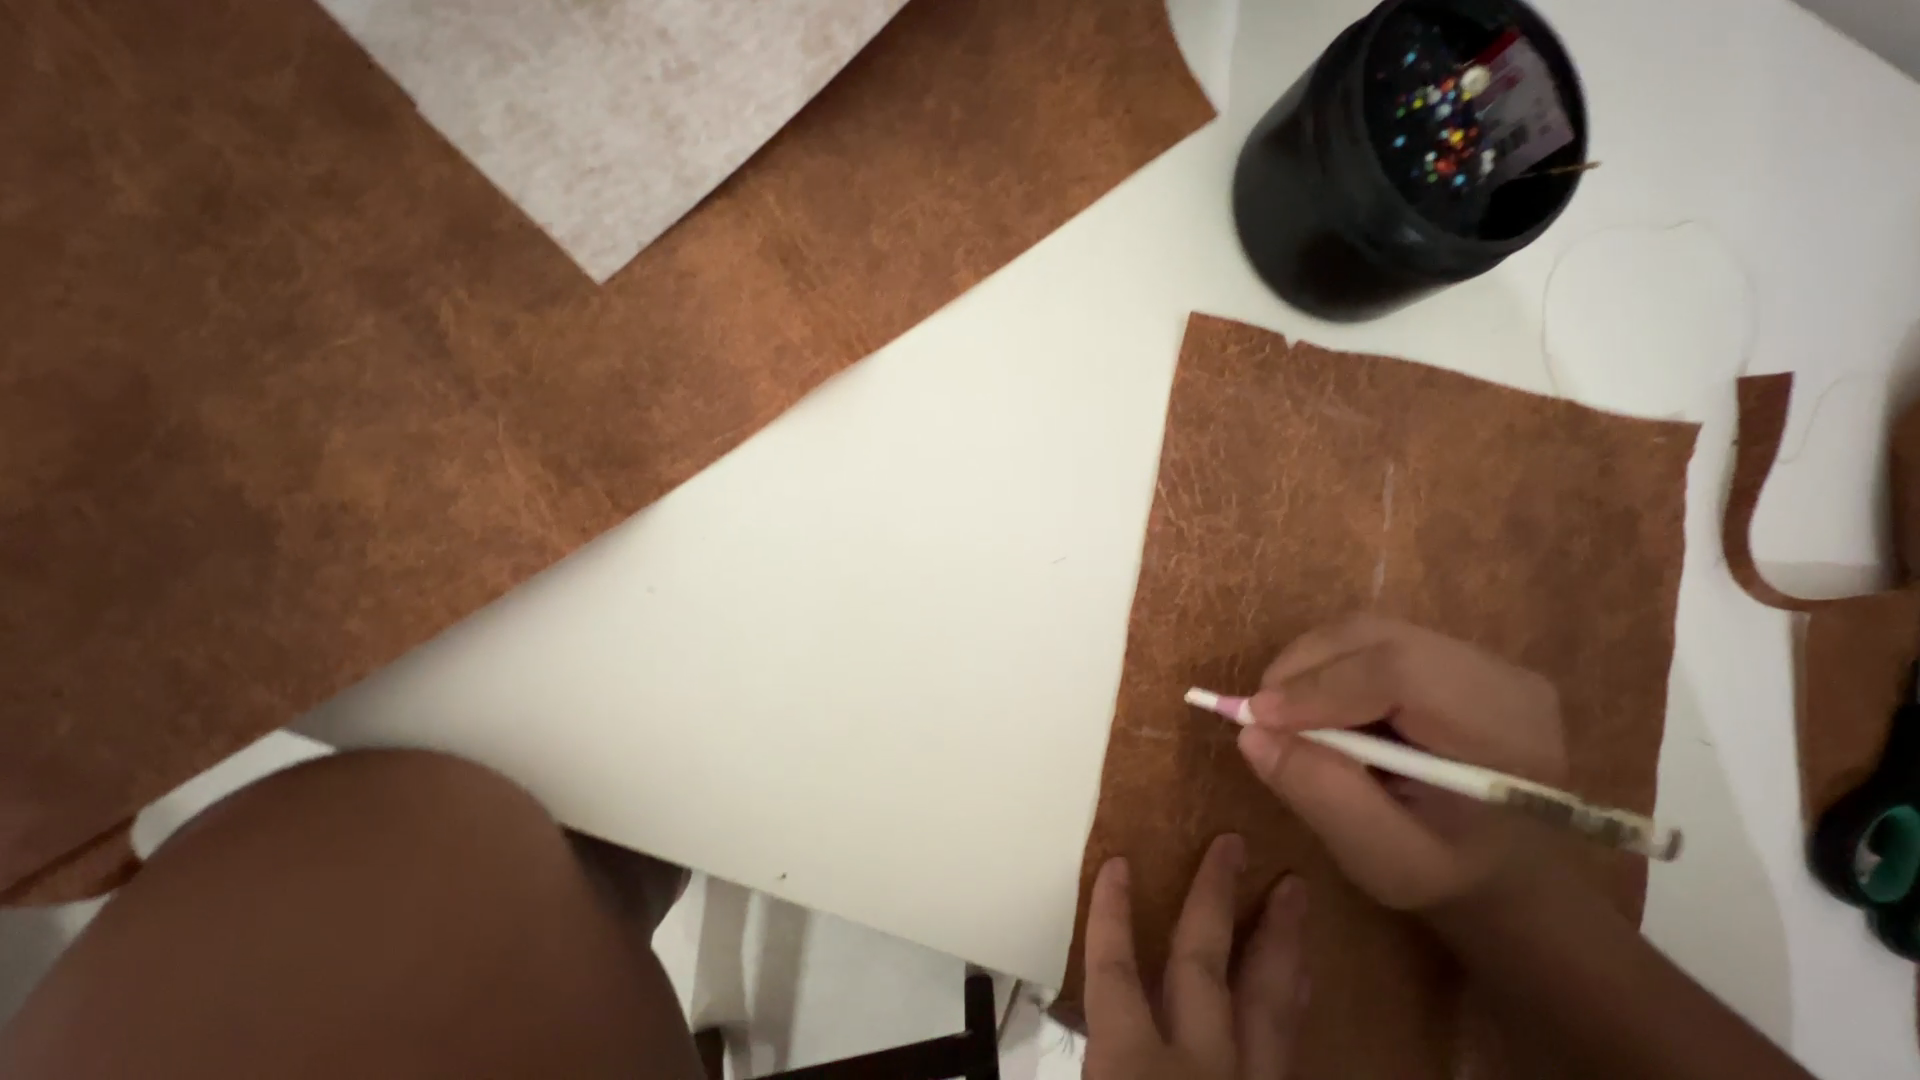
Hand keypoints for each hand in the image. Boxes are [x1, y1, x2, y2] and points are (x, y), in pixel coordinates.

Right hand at [1084, 836, 1308, 1079]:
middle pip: (1203, 964)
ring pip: (1269, 1004)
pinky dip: (1296, 1005)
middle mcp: (1197, 1061)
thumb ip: (1099, 1054)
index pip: (1115, 972)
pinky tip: (1302, 982)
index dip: (1112, 915)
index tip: (1118, 862)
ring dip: (1281, 944)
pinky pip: (1293, 1044)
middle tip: (1236, 843)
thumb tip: (1096, 1015)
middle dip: (1215, 899)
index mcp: (1133, 1062)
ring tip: (1296, 897)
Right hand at [1236, 616, 1567, 911]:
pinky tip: (1318, 710)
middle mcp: (1497, 675)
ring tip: (1285, 715)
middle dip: (1305, 669)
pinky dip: (1328, 669)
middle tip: (1260, 715)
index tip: (1258, 719)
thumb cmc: (1457, 877)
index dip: (1320, 687)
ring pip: (1369, 634)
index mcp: (1504, 729)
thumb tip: (1252, 735)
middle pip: (1379, 640)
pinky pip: (1372, 645)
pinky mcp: (1449, 658)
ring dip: (1311, 667)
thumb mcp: (1388, 859)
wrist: (1517, 872)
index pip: (1401, 673)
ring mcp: (1475, 660)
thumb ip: (1324, 794)